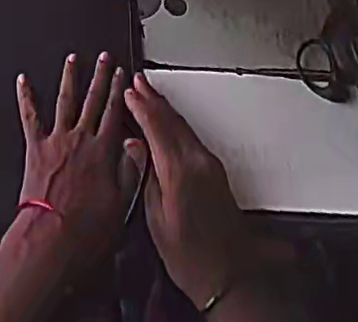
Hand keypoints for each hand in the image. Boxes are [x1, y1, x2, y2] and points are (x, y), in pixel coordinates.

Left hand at [16, 52, 133, 271]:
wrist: (50, 239)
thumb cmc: (84, 229)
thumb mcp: (121, 203)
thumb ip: (130, 169)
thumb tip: (137, 144)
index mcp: (103, 151)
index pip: (114, 112)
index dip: (118, 91)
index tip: (121, 74)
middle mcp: (80, 138)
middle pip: (93, 99)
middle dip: (100, 76)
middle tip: (103, 57)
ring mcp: (57, 139)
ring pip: (65, 100)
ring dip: (69, 77)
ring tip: (72, 59)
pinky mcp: (36, 147)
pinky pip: (30, 117)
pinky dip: (25, 97)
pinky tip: (23, 81)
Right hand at [122, 72, 260, 306]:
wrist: (230, 275)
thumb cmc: (190, 258)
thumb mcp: (156, 221)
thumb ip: (145, 177)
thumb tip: (134, 146)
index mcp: (179, 171)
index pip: (156, 126)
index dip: (140, 106)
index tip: (128, 92)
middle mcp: (197, 161)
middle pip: (172, 119)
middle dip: (153, 98)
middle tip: (137, 81)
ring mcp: (208, 163)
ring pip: (182, 125)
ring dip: (164, 107)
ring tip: (148, 93)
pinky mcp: (215, 169)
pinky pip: (190, 135)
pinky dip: (175, 122)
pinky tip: (166, 120)